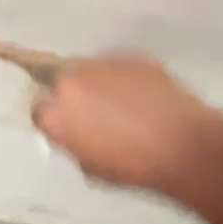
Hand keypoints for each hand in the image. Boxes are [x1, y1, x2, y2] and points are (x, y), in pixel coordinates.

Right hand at [32, 56, 220, 190]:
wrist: (184, 146)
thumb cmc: (132, 166)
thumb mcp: (88, 164)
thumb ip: (71, 141)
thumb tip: (73, 131)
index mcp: (55, 113)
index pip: (38, 109)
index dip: (53, 119)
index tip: (66, 127)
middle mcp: (71, 81)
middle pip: (60, 82)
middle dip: (71, 95)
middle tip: (90, 113)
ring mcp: (103, 65)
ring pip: (89, 71)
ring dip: (96, 84)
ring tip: (118, 104)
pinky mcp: (132, 57)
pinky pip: (118, 68)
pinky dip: (123, 80)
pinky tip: (141, 98)